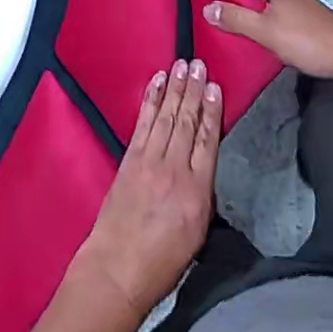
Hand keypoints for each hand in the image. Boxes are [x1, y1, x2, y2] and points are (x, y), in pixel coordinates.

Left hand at [71, 59, 221, 315]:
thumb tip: (202, 166)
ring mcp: (149, 161)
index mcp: (197, 189)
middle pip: (186, 121)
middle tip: (199, 63)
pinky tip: (157, 83)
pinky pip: (143, 122)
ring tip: (182, 65)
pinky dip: (150, 100)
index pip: (207, 139)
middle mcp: (174, 168)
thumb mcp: (198, 231)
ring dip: (174, 88)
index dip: (212, 110)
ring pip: (166, 116)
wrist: (117, 268)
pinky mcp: (129, 159)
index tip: (215, 86)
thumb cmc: (164, 260)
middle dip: (193, 90)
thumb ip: (202, 193)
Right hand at [204, 0, 332, 79]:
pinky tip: (288, 50)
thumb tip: (208, 7)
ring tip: (261, 44)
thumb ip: (236, 19)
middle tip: (240, 30)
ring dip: (273, 25)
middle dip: (254, 13)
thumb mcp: (263, 31)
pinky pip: (299, 27)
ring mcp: (313, 13)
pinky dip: (289, 35)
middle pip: (268, 1)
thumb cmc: (306, 41)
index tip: (227, 11)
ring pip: (284, 15)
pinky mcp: (325, 29)